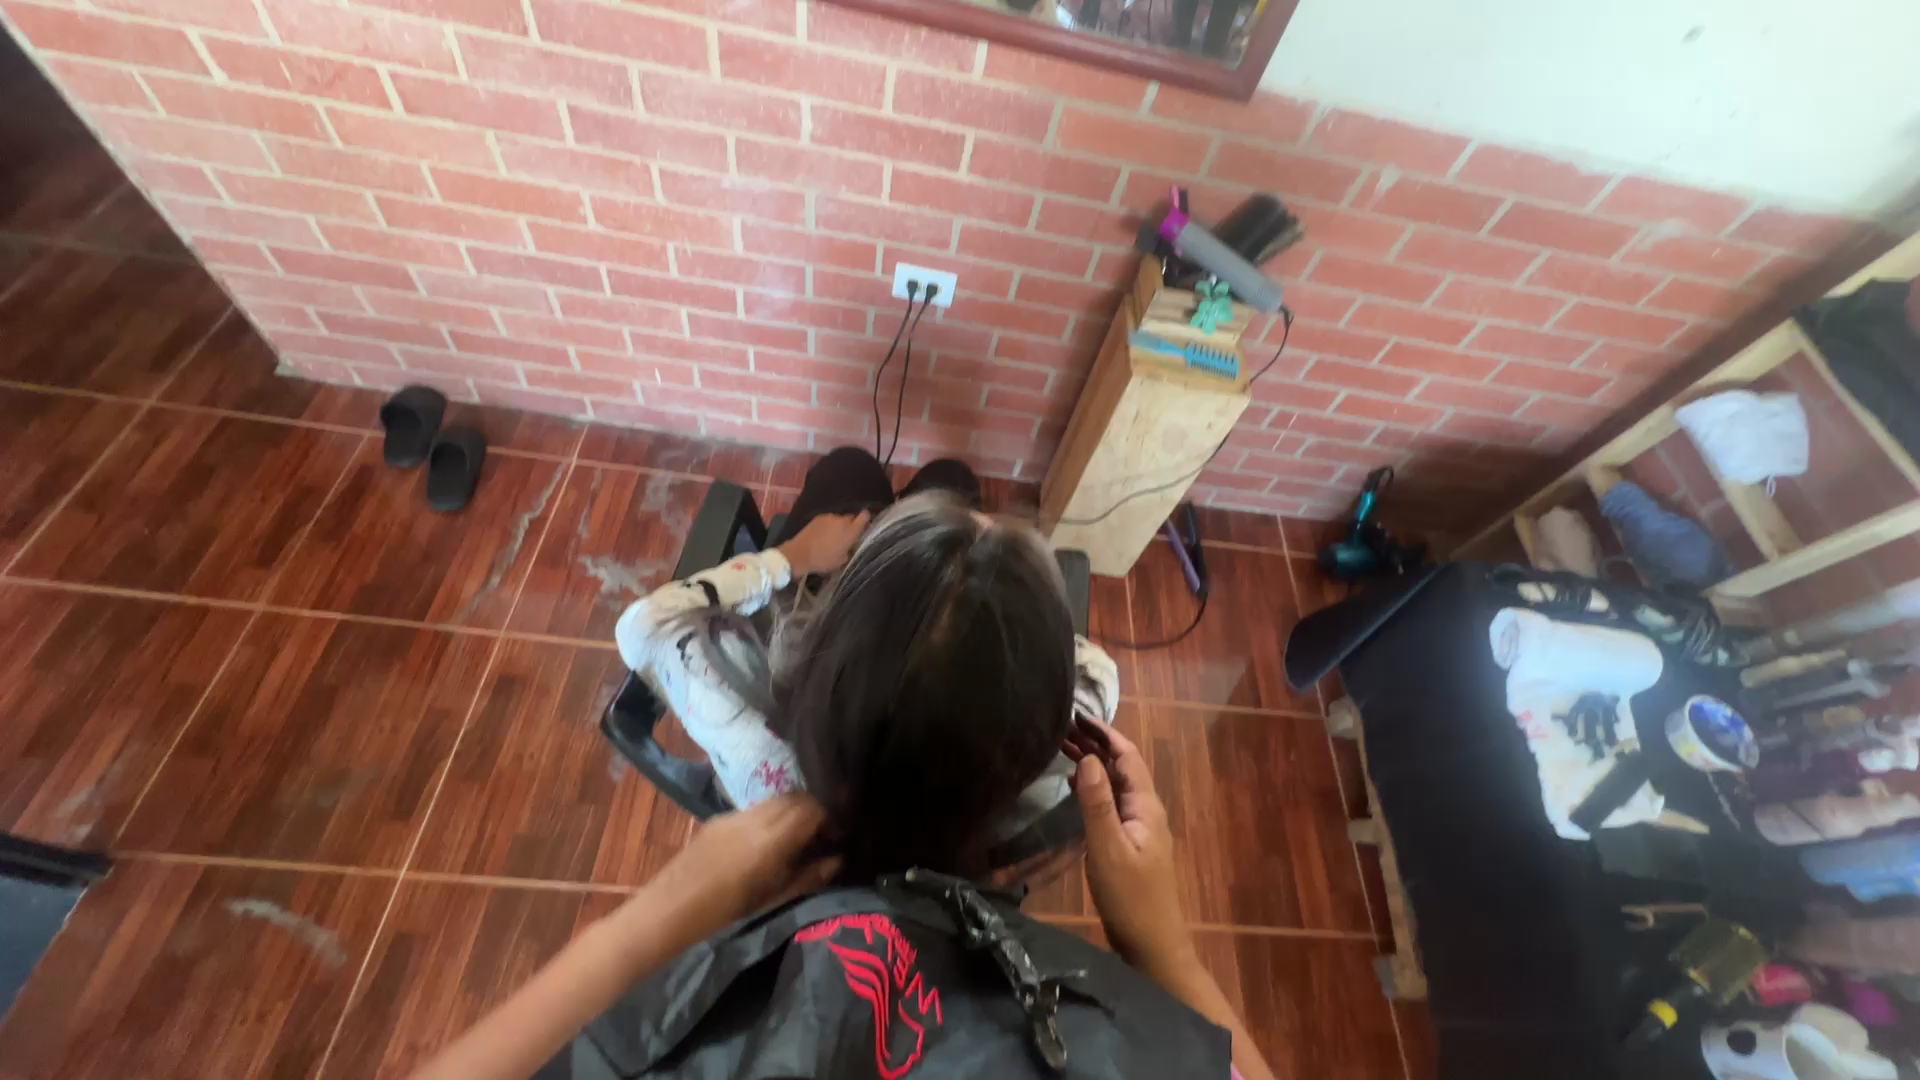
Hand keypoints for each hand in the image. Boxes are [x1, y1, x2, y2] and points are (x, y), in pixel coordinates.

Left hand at [640, 794, 840, 943]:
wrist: (665, 913)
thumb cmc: (724, 915)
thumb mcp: (773, 899)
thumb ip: (809, 876)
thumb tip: (838, 858)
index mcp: (771, 837)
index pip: (812, 807)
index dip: (831, 815)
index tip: (839, 834)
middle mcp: (755, 817)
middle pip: (796, 797)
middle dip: (814, 810)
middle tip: (824, 834)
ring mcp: (735, 815)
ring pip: (776, 800)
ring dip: (793, 812)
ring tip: (798, 839)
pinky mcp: (719, 819)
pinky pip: (756, 809)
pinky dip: (772, 817)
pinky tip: (768, 843)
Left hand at [775, 511, 869, 577]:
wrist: (800, 554)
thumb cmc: (823, 560)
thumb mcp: (842, 560)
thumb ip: (850, 549)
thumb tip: (852, 545)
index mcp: (851, 530)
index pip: (865, 516)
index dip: (866, 520)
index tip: (864, 527)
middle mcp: (842, 520)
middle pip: (852, 518)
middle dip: (851, 525)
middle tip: (847, 537)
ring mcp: (829, 517)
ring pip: (839, 519)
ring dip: (839, 526)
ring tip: (832, 537)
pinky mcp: (818, 517)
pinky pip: (828, 520)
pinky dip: (828, 525)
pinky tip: (822, 535)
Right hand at [1069, 723, 1194, 977]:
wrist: (1153, 946)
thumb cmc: (1130, 897)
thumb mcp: (1107, 848)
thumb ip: (1097, 802)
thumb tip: (1086, 757)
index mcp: (1144, 804)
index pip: (1126, 754)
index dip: (1103, 732)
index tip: (1076, 714)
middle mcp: (1145, 809)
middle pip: (1121, 765)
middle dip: (1094, 742)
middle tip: (1060, 727)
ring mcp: (1139, 826)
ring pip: (1115, 781)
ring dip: (1092, 762)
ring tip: (1061, 747)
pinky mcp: (1130, 841)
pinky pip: (1111, 800)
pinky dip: (1093, 784)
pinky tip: (1074, 785)